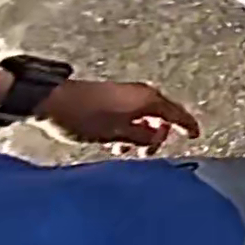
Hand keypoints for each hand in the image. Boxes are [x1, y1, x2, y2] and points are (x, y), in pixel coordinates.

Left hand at [35, 80, 200, 153]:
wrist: (50, 100)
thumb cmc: (84, 117)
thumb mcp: (115, 134)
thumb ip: (142, 137)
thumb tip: (157, 137)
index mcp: (151, 101)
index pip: (178, 115)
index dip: (188, 126)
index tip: (195, 135)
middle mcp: (145, 93)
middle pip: (162, 116)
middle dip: (156, 135)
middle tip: (145, 152)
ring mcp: (130, 92)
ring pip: (146, 115)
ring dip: (141, 132)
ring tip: (123, 149)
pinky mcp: (115, 94)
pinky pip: (133, 111)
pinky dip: (131, 125)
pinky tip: (116, 137)